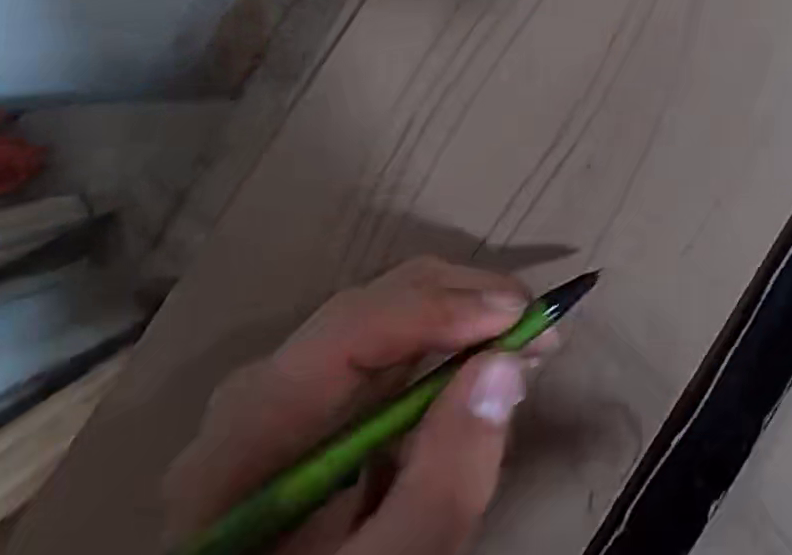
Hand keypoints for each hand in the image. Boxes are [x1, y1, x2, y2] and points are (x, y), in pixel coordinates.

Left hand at [163, 258, 545, 554]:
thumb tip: (506, 366)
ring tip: (523, 339)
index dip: (439, 308)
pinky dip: (445, 352)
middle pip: (373, 307)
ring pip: (385, 321)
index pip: (352, 327)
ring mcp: (292, 398)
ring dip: (461, 319)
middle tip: (538, 325)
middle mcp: (267, 390)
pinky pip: (388, 359)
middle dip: (462, 302)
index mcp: (254, 425)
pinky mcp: (320, 414)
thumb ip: (439, 488)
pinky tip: (481, 365)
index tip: (522, 315)